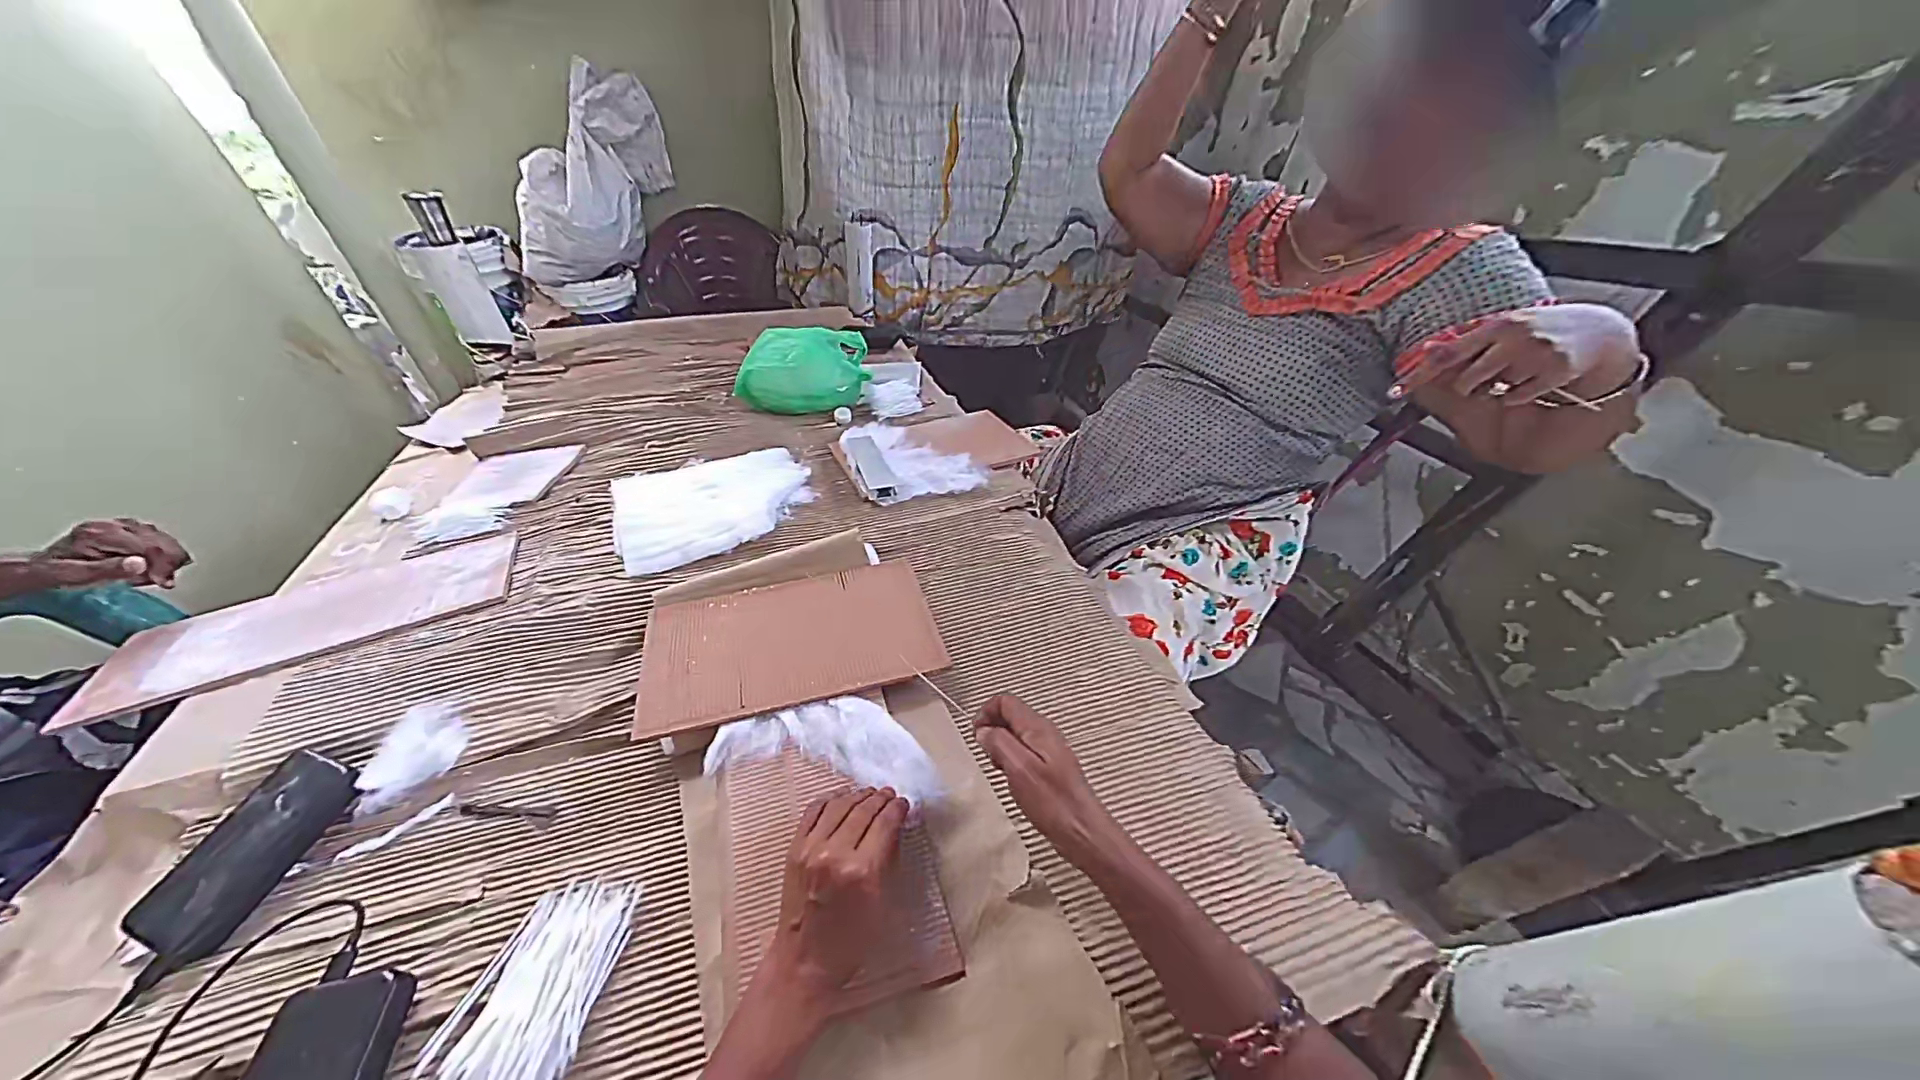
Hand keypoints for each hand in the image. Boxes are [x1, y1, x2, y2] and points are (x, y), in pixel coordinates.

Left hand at [33, 519, 191, 587]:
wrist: (44, 568)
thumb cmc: (56, 574)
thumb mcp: (75, 576)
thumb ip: (107, 570)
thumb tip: (140, 564)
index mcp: (97, 533)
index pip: (147, 545)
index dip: (162, 564)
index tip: (165, 581)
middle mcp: (111, 524)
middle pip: (159, 540)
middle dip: (169, 562)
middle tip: (165, 580)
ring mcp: (123, 525)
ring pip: (164, 539)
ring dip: (170, 559)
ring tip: (161, 575)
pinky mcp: (132, 530)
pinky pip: (161, 539)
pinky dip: (167, 554)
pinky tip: (161, 566)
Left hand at [762, 787, 910, 1008]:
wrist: (804, 962)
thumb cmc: (850, 942)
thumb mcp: (882, 904)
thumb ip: (889, 861)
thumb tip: (894, 827)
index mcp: (862, 871)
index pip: (884, 823)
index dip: (897, 808)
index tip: (903, 804)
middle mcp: (834, 854)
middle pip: (863, 809)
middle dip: (880, 799)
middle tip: (889, 795)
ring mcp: (810, 849)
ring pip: (838, 805)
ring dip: (857, 796)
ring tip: (869, 795)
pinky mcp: (794, 849)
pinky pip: (813, 811)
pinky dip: (830, 799)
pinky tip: (841, 799)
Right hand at [973, 694, 1117, 867]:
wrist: (1081, 831)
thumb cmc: (1054, 803)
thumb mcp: (1018, 768)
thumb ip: (998, 743)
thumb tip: (984, 731)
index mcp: (1038, 728)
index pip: (1006, 701)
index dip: (986, 712)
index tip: (977, 733)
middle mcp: (1046, 734)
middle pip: (1011, 715)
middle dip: (992, 729)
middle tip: (986, 752)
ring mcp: (1049, 750)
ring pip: (1016, 734)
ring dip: (1000, 745)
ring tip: (998, 766)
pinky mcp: (1050, 767)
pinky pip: (1024, 751)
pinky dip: (1011, 759)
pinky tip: (1011, 778)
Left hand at [1391, 304, 1640, 406]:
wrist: (1599, 332)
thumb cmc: (1539, 331)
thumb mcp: (1501, 329)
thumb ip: (1465, 341)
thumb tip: (1426, 348)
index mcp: (1496, 326)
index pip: (1447, 355)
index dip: (1419, 375)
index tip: (1395, 390)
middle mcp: (1514, 337)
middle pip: (1465, 381)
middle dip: (1470, 386)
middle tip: (1489, 375)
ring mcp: (1535, 354)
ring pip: (1489, 391)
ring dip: (1494, 390)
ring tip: (1514, 374)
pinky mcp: (1555, 372)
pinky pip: (1514, 398)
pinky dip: (1517, 396)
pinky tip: (1533, 381)